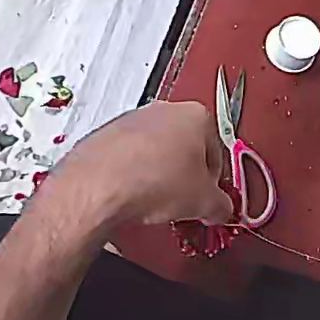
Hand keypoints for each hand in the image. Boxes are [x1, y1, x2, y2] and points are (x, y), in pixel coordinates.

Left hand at [44, 101, 234, 227]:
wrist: (98, 187)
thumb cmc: (154, 181)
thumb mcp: (204, 202)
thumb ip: (220, 205)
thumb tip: (219, 209)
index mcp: (196, 115)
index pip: (216, 150)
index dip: (214, 179)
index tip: (208, 197)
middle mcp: (165, 110)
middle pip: (186, 146)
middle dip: (186, 174)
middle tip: (184, 201)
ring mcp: (132, 119)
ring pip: (156, 150)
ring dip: (159, 174)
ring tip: (155, 202)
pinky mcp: (105, 134)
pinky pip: (128, 156)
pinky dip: (133, 174)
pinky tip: (132, 196)